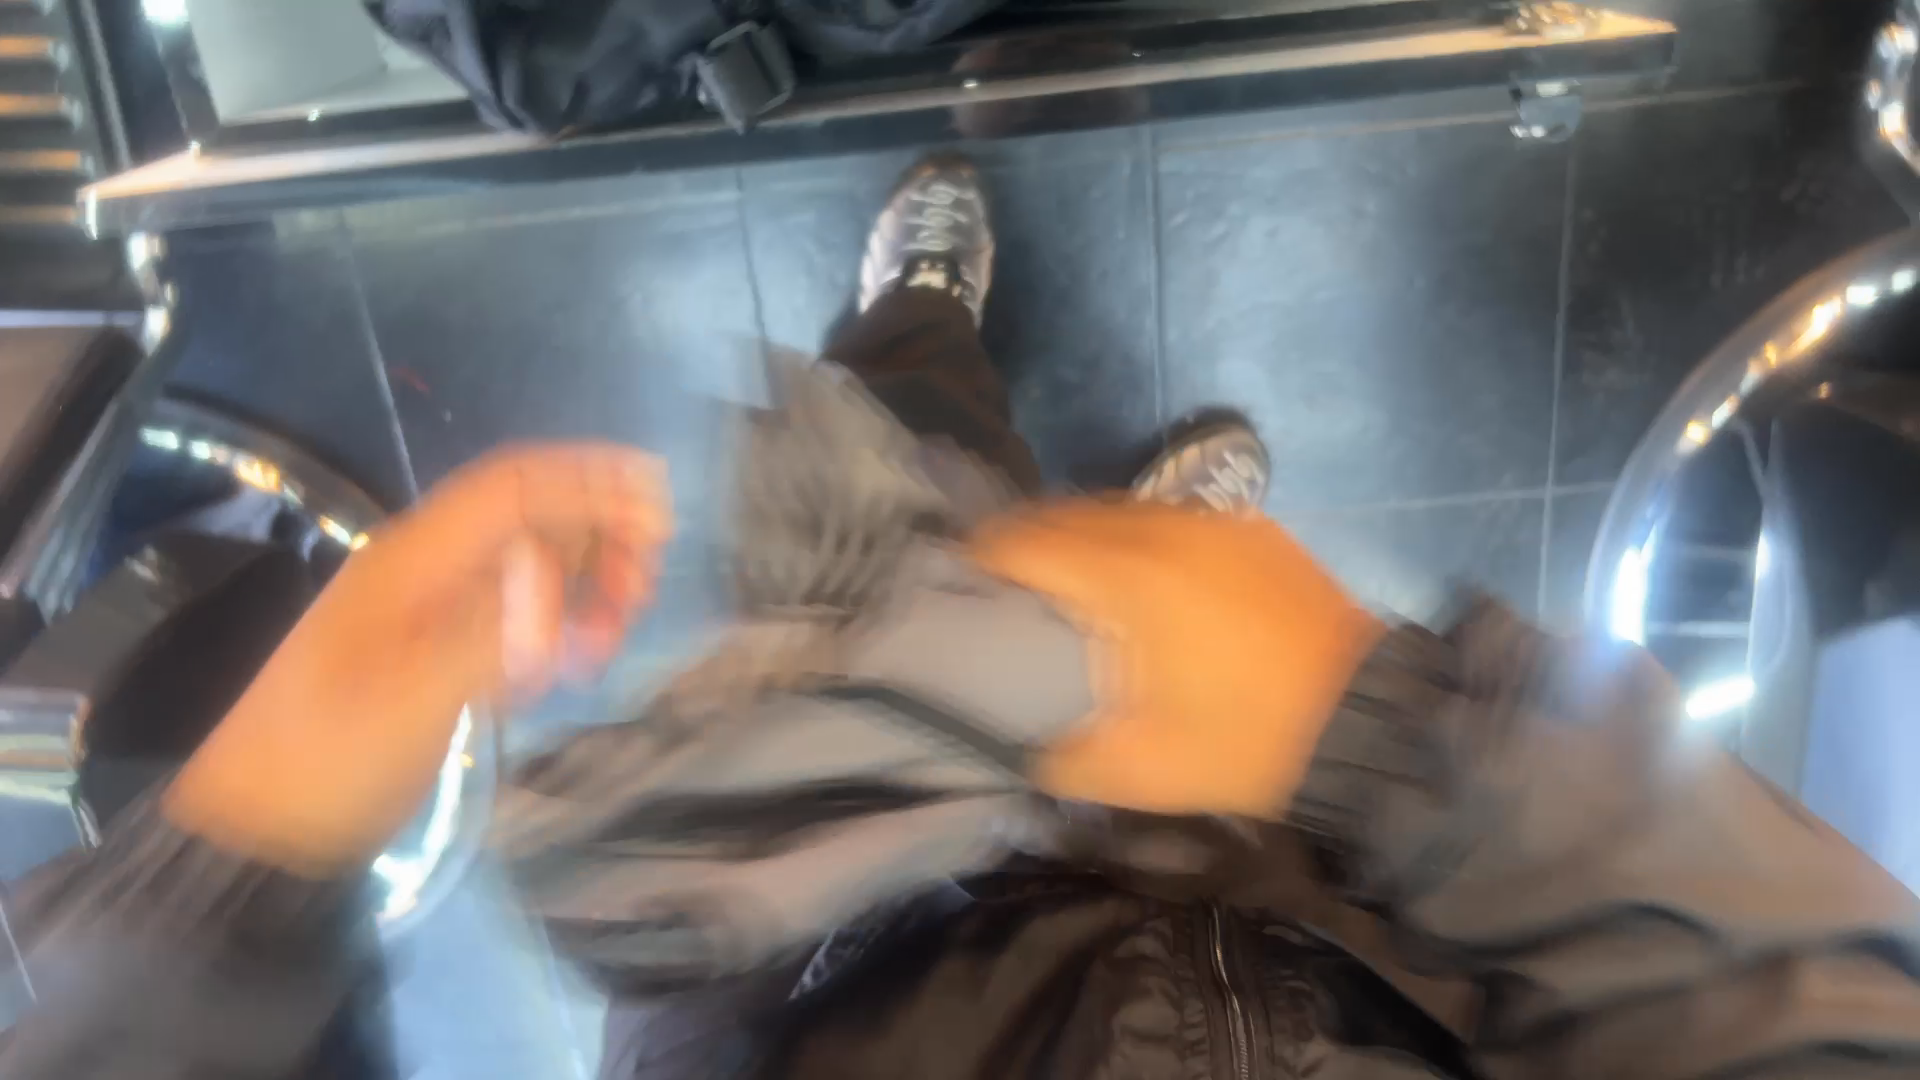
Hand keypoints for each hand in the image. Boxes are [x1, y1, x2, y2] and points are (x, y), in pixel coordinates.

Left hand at [163, 442, 671, 875]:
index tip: (654, 508)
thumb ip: (487, 631)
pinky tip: (589, 650)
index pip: (516, 488)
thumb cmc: (331, 759)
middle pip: (543, 517)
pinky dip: (578, 617)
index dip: (589, 481)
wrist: (275, 826)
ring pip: (549, 561)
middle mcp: (441, 564)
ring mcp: (455, 601)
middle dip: (606, 536)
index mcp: (416, 557)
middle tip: (644, 585)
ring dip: (598, 580)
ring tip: (621, 625)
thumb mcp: (406, 701)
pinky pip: (540, 605)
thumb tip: (552, 572)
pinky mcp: (467, 639)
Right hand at [969, 499, 1382, 818]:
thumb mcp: (1141, 771)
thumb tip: (1021, 746)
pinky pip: (1162, 514)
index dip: (984, 553)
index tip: (959, 573)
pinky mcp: (1244, 526)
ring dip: (1073, 532)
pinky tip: (1132, 569)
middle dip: (1022, 537)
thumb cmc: (1246, 742)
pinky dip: (1126, 533)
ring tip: (1058, 570)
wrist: (1371, 722)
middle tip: (1000, 575)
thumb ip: (1062, 756)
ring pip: (1113, 506)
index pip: (1028, 542)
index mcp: (1127, 580)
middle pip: (1064, 513)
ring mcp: (1208, 521)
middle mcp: (1160, 530)